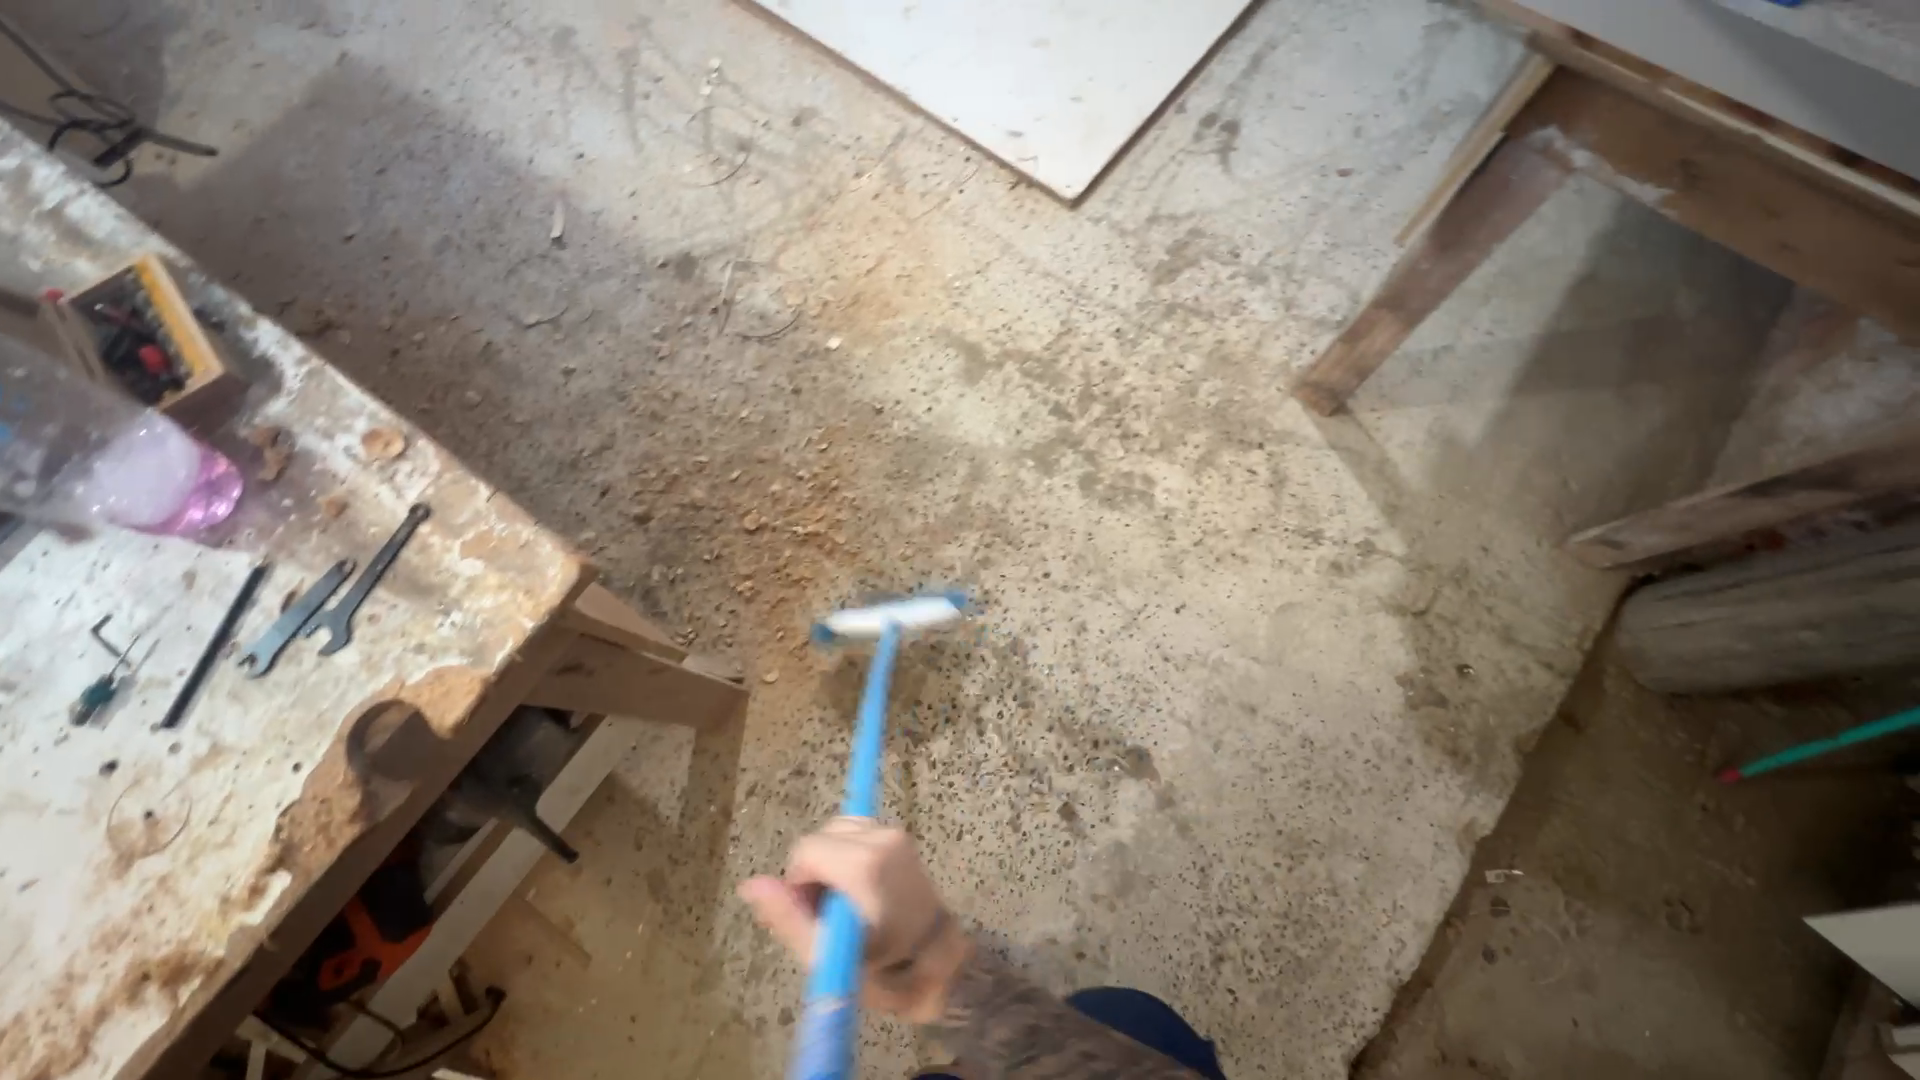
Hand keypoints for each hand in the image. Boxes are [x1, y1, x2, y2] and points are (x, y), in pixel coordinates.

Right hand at [738, 817, 971, 1021]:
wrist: (938, 961)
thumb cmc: (883, 967)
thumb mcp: (827, 955)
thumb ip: (786, 917)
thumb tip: (749, 885)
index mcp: (862, 864)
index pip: (804, 851)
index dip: (800, 884)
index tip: (816, 914)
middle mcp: (879, 838)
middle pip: (819, 838)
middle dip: (815, 871)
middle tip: (830, 911)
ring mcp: (894, 833)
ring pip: (836, 831)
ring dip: (831, 860)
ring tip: (845, 898)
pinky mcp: (901, 835)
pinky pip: (857, 832)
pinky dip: (848, 853)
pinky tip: (859, 885)